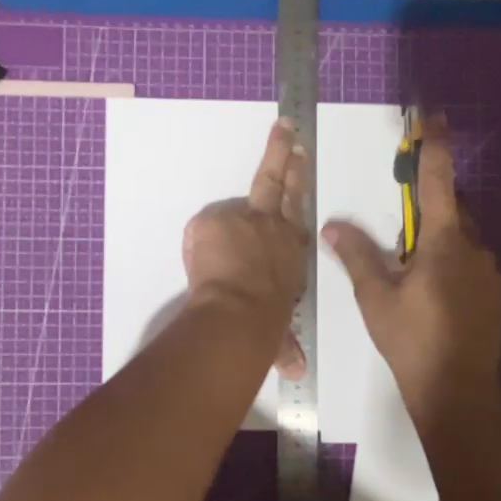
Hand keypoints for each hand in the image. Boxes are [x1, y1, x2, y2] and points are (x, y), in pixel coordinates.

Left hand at [182, 118, 310, 378]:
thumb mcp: (279, 333)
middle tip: (288, 128)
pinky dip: (201, 238)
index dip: (297, 188)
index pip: (295, 212)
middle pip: (280, 182)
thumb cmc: (265, 321)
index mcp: (290, 248)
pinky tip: (200, 251)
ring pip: (251, 189)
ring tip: (263, 147)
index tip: (300, 162)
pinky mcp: (213, 219)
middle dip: (285, 154)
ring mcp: (243, 218)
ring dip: (254, 176)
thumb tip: (296, 372)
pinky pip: (204, 228)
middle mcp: (272, 226)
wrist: (239, 309)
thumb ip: (284, 347)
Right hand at [323, 115, 500, 419]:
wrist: (457, 389)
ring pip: (462, 240)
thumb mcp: (375, 296)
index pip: (438, 181)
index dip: (434, 147)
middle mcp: (475, 248)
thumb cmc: (411, 338)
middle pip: (452, 210)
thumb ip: (357, 255)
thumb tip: (332, 226)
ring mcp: (490, 273)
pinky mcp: (495, 295)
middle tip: (399, 235)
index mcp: (445, 241)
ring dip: (438, 241)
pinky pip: (471, 264)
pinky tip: (431, 295)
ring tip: (410, 273)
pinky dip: (451, 265)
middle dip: (427, 210)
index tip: (433, 118)